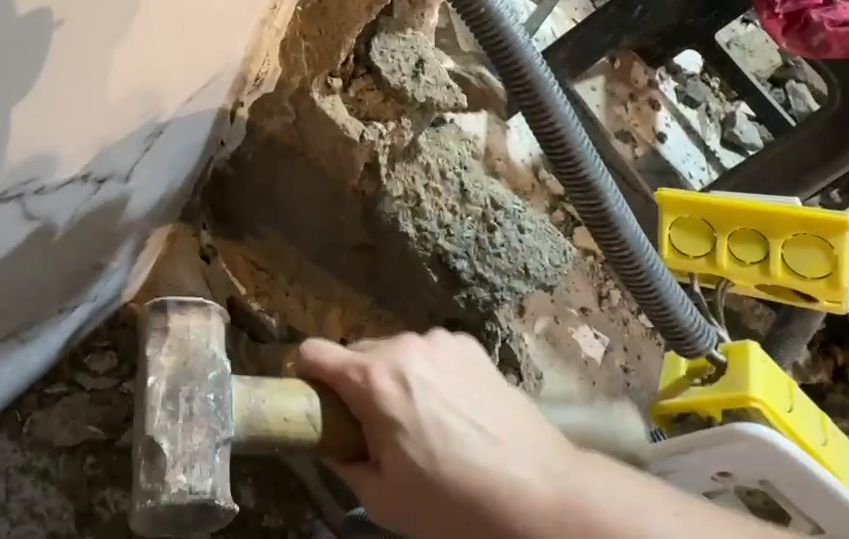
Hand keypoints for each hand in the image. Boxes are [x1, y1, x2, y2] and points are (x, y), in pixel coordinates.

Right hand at [296, 330, 577, 538]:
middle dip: (356, 384)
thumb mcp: (385, 501)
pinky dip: (429, 373)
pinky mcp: (470, 346)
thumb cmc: (456, 505)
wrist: (542, 495)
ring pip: (395, 351)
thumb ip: (345, 464)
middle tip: (376, 427)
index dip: (306, 374)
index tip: (315, 401)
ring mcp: (439, 342)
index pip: (313, 351)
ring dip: (394, 377)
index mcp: (373, 381)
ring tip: (423, 420)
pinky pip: (430, 353)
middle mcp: (402, 347)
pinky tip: (453, 409)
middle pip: (357, 353)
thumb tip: (334, 443)